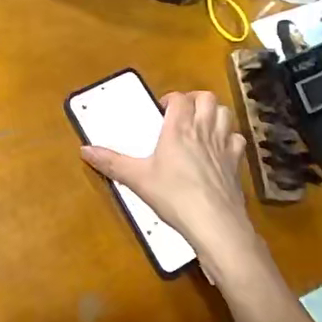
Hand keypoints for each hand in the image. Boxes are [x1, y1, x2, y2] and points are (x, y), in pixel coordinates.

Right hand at [81, 90, 265, 272]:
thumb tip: (84, 150)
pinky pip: (237, 139)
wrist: (214, 222)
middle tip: (182, 112)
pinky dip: (229, 137)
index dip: (171, 99)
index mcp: (178, 128)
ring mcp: (224, 145)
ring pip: (225, 113)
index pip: (179, 98)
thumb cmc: (173, 196)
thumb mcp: (137, 179)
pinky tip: (220, 148)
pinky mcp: (237, 162)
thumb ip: (111, 162)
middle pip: (206, 98)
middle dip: (194, 99)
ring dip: (214, 113)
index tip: (161, 110)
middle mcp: (203, 130)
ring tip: (201, 124)